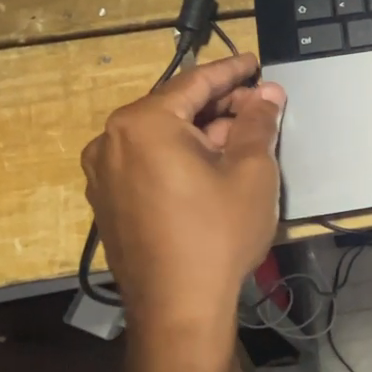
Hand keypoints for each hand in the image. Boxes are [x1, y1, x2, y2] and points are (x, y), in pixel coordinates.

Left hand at [80, 54, 286, 334]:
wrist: (178, 308)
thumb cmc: (218, 232)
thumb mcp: (251, 170)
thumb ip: (258, 122)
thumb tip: (267, 94)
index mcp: (143, 123)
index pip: (195, 82)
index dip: (233, 72)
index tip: (257, 64)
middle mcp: (111, 141)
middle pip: (174, 108)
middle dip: (220, 107)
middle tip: (262, 108)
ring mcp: (103, 174)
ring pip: (161, 137)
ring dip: (202, 133)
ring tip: (245, 140)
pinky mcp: (108, 202)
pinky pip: (148, 162)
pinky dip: (181, 156)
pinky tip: (214, 169)